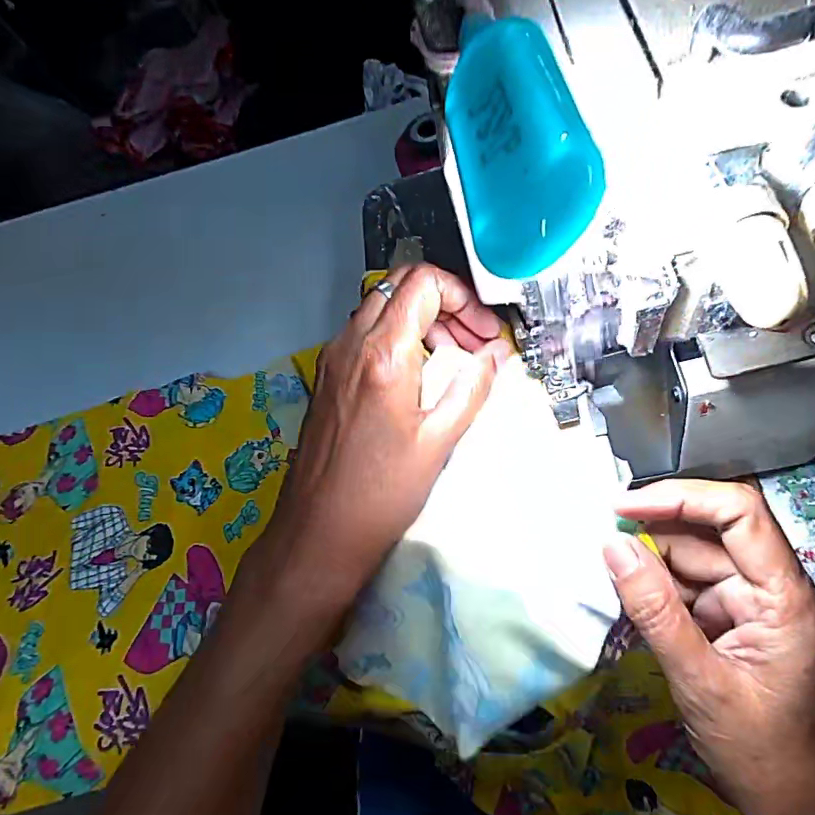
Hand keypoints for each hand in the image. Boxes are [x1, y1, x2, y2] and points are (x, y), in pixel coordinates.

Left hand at [236, 264, 513, 627]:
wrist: (319, 530)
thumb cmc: (378, 495)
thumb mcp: (438, 441)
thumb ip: (472, 388)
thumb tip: (495, 355)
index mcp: (382, 355)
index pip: (424, 283)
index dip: (463, 297)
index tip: (483, 332)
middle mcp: (351, 346)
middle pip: (400, 287)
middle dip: (445, 303)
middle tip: (474, 342)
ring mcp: (334, 360)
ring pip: (381, 308)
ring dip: (421, 320)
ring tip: (452, 359)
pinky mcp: (328, 378)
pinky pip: (365, 335)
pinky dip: (397, 338)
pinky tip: (418, 376)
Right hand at [604, 479, 814, 814]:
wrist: (795, 812)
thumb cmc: (760, 753)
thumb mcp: (699, 681)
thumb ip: (654, 611)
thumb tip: (613, 547)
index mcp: (784, 597)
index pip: (740, 514)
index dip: (681, 498)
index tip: (624, 507)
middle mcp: (772, 589)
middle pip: (710, 535)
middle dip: (655, 534)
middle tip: (599, 540)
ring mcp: (753, 606)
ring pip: (694, 561)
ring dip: (650, 565)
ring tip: (606, 575)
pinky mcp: (734, 623)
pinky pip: (690, 590)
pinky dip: (657, 592)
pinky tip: (627, 599)